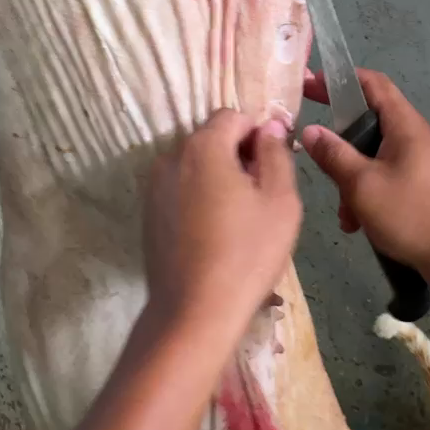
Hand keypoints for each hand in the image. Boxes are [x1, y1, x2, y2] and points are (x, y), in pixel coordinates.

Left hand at [142, 111, 301, 337]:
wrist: (194, 313)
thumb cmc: (246, 253)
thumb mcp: (280, 200)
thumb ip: (276, 153)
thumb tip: (271, 127)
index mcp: (203, 146)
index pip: (233, 116)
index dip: (258, 135)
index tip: (273, 168)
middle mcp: (171, 157)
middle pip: (212, 139)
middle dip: (238, 156)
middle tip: (261, 197)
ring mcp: (154, 186)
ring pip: (196, 165)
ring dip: (219, 177)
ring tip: (239, 219)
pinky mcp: (149, 214)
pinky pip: (181, 190)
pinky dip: (200, 198)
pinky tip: (215, 234)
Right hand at [300, 68, 429, 287]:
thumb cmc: (414, 214)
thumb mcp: (363, 185)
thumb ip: (334, 156)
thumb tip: (310, 130)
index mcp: (403, 125)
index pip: (371, 83)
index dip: (339, 79)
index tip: (308, 85)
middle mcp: (411, 138)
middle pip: (367, 123)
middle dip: (338, 141)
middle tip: (312, 151)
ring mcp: (417, 164)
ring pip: (371, 158)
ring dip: (350, 179)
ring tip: (343, 212)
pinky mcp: (419, 190)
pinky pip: (383, 181)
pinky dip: (366, 197)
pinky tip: (358, 226)